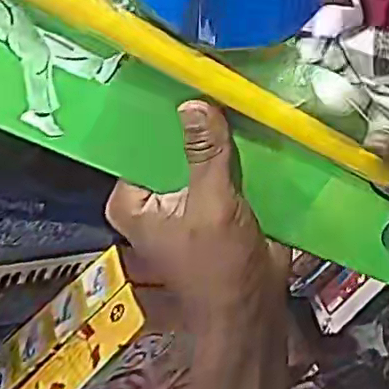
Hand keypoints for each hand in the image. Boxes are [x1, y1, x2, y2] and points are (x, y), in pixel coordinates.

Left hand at [109, 101, 284, 333]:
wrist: (253, 307)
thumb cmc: (219, 265)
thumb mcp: (211, 205)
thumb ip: (205, 154)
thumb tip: (193, 104)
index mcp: (134, 202)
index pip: (141, 144)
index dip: (163, 115)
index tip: (183, 81)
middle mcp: (155, 197)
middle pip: (174, 146)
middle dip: (197, 123)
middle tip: (217, 84)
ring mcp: (187, 199)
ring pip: (202, 155)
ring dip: (220, 137)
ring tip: (238, 99)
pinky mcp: (217, 202)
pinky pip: (223, 167)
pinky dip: (236, 153)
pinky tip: (254, 128)